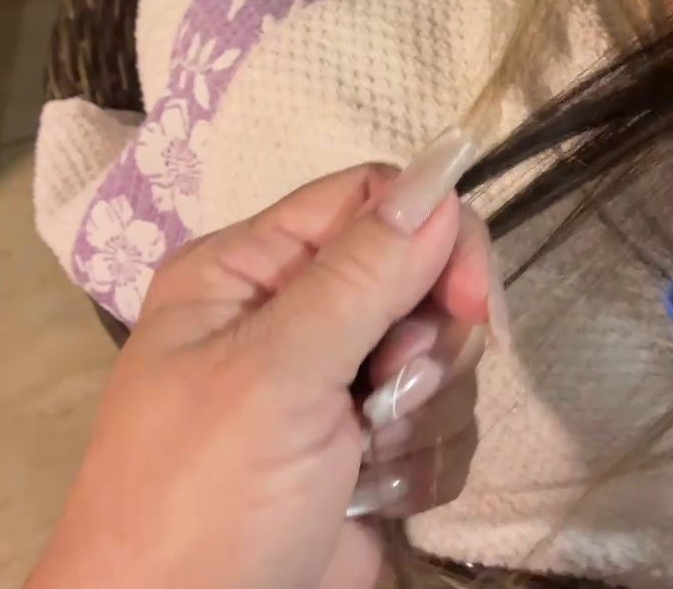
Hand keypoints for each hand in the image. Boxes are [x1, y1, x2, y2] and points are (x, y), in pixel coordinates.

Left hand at [27, 132, 489, 588]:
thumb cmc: (204, 500)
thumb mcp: (276, 376)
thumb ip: (362, 274)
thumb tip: (439, 173)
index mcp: (253, 268)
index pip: (370, 199)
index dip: (432, 231)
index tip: (468, 297)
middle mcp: (298, 310)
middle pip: (418, 272)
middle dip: (424, 339)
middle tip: (391, 393)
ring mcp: (338, 377)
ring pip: (440, 349)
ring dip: (422, 410)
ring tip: (368, 458)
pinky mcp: (374, 440)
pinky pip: (443, 415)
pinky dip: (423, 459)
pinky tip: (375, 496)